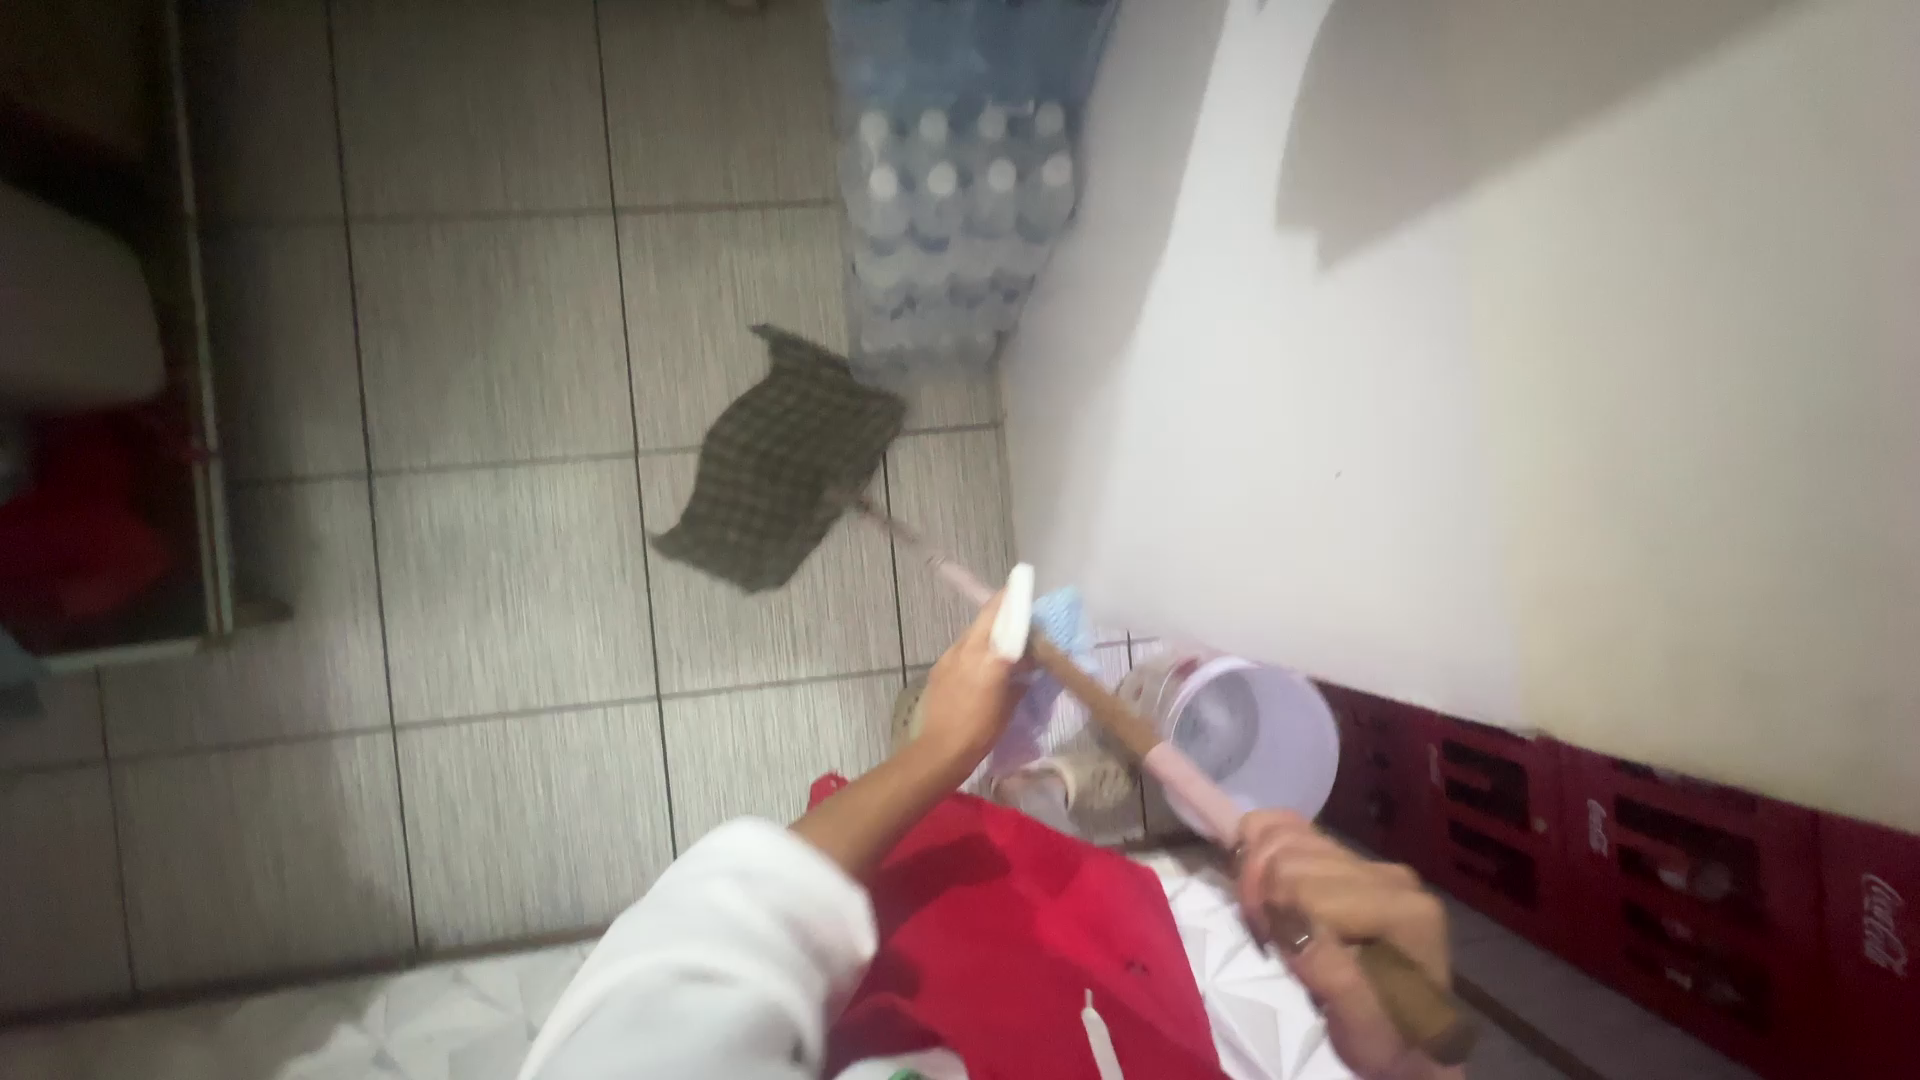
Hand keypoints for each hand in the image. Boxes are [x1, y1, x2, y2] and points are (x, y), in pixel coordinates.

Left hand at [914, 592, 1021, 765]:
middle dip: (999, 610)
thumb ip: (1018, 680)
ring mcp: (949, 656)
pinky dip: (972, 649)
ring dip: (985, 631)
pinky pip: (959, 650)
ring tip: (998, 641)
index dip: (1012, 601)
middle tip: (1014, 610)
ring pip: (971, 633)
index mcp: (990, 657)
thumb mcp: (1009, 705)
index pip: (1002, 617)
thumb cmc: (981, 731)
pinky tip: (978, 664)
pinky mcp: (938, 667)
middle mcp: (968, 649)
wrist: (940, 749)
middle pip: (985, 618)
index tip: (1022, 592)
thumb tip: (1024, 666)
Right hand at [1236, 811, 1458, 1079]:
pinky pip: (1285, 824)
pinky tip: (1264, 881)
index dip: (1277, 918)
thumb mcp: (1361, 1030)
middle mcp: (1390, 875)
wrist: (1405, 1038)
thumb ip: (1332, 975)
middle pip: (1288, 856)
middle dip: (1261, 895)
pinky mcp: (1344, 854)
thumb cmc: (1385, 1040)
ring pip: (1280, 834)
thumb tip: (1295, 931)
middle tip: (1265, 935)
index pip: (1307, 887)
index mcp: (1404, 912)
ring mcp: (1367, 860)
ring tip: (1267, 913)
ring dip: (1256, 874)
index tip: (1271, 951)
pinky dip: (1258, 845)